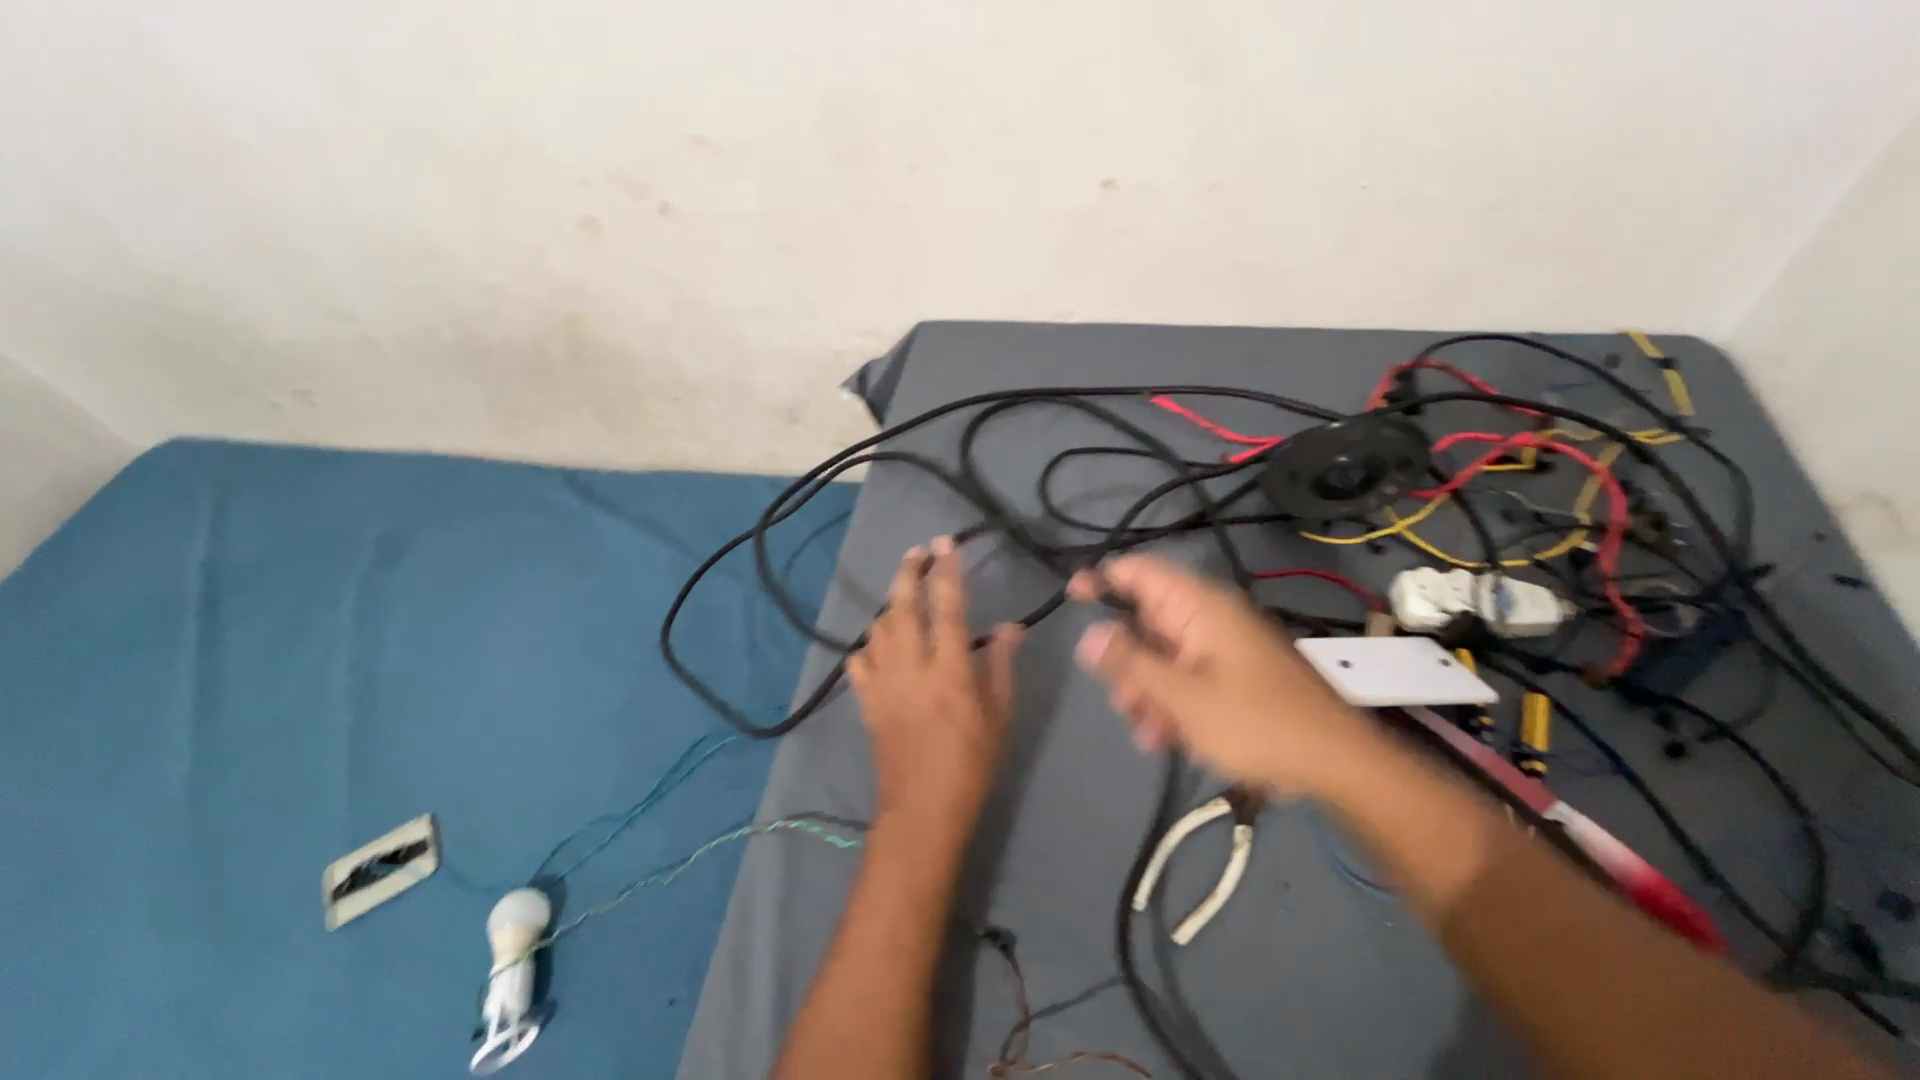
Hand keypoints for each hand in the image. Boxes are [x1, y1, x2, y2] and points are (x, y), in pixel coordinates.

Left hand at [848, 536, 1023, 830]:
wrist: (922, 811)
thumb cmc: (971, 765)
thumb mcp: (1000, 717)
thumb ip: (1000, 666)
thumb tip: (1009, 626)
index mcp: (949, 671)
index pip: (947, 608)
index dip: (947, 572)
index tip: (946, 544)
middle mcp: (911, 669)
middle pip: (902, 608)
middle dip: (908, 574)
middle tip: (918, 553)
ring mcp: (883, 685)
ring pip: (878, 630)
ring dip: (890, 606)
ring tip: (904, 596)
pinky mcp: (867, 703)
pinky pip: (859, 663)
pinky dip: (868, 646)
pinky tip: (880, 646)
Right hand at [1068, 555, 1370, 793]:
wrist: (1333, 762)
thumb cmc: (1255, 723)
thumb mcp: (1181, 697)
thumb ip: (1130, 663)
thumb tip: (1088, 634)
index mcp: (1199, 608)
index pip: (1140, 571)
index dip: (1102, 579)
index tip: (1071, 600)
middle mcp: (1209, 618)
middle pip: (1146, 621)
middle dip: (1125, 660)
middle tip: (1120, 699)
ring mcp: (1223, 648)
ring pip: (1163, 655)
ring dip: (1145, 690)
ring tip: (1147, 731)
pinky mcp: (1234, 676)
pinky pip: (1187, 677)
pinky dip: (1170, 702)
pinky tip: (1165, 739)